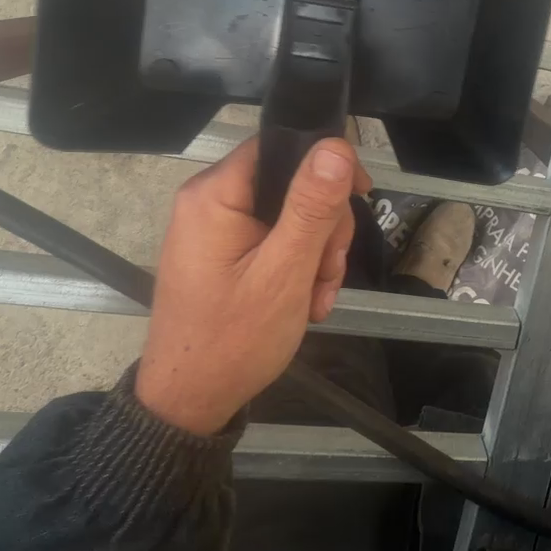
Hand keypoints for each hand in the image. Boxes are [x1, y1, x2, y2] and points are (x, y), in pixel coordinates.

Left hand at [135, 137, 370, 433]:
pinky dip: (300, 265)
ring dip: (317, 252)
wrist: (190, 405)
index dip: (326, 164)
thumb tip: (336, 147)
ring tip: (318, 295)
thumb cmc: (234, 339)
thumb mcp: (285, 271)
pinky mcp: (225, 250)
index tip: (360, 195)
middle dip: (324, 225)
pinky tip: (307, 299)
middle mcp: (211, 200)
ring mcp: (217, 227)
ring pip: (292, 212)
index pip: (283, 145)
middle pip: (292, 181)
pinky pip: (277, 237)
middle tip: (329, 270)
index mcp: (215, 194)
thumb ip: (312, 206)